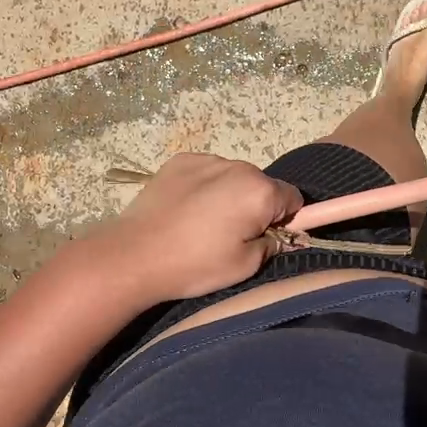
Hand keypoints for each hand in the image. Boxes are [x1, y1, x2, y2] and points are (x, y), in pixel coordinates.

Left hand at [84, 154, 302, 302]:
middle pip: (262, 185)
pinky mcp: (180, 161)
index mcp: (260, 191)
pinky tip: (187, 209)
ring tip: (204, 223)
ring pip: (234, 177)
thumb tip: (281, 236)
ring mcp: (206, 160)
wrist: (133, 255)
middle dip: (256, 206)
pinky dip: (205, 187)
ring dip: (230, 194)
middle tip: (232, 234)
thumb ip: (273, 245)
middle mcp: (238, 167)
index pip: (293, 197)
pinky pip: (207, 172)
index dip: (284, 220)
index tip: (264, 237)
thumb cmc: (195, 264)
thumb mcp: (245, 266)